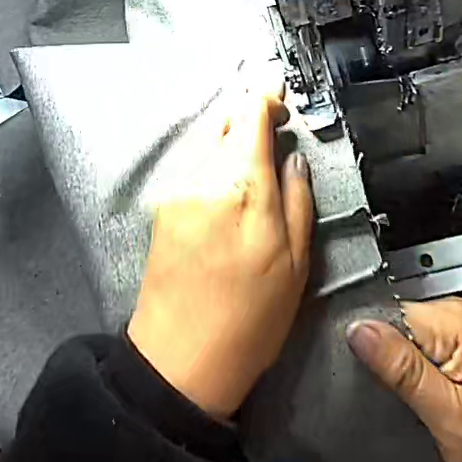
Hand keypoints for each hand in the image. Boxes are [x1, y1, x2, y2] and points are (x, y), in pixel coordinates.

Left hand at [127, 87, 314, 419]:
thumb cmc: (249, 320)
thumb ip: (299, 200)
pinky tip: (230, 175)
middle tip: (274, 119)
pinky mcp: (163, 207)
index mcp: (243, 188)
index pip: (250, 115)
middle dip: (250, 112)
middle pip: (225, 120)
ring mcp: (177, 192)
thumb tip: (295, 162)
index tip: (281, 98)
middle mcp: (203, 179)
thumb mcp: (296, 263)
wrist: (179, 363)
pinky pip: (194, 163)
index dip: (267, 98)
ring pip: (207, 139)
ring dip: (231, 134)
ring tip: (255, 148)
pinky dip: (215, 155)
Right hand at [347, 298, 461, 461]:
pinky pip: (412, 356)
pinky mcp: (455, 356)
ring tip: (386, 404)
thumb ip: (404, 371)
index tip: (347, 371)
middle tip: (371, 398)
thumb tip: (360, 331)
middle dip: (371, 358)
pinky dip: (401, 379)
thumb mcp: (453, 419)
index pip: (385, 312)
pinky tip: (400, 402)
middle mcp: (456, 320)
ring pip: (397, 342)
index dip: (361, 341)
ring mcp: (457, 337)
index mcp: (455, 323)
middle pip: (389, 324)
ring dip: (385, 371)